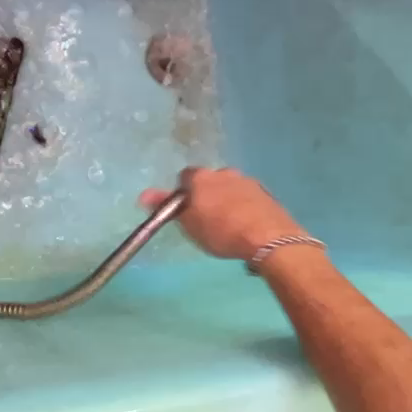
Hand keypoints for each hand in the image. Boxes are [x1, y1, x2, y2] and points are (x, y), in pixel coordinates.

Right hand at [142, 167, 308, 260]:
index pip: (186, 177)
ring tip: (231, 228)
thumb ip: (164, 206)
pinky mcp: (267, 195)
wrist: (268, 238)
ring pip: (231, 189)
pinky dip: (246, 209)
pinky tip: (247, 229)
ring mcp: (248, 182)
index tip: (187, 212)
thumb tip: (142, 195)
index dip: (184, 194)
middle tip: (208, 221)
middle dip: (208, 196)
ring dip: (229, 202)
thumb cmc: (220, 231)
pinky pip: (249, 200)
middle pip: (210, 182)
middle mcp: (224, 172)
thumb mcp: (187, 223)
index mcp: (201, 177)